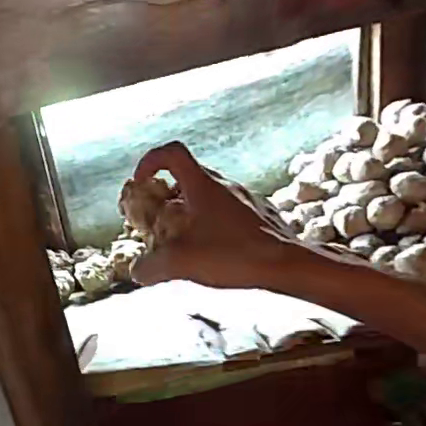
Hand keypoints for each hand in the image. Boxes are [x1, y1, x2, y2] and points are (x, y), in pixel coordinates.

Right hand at [129, 141, 320, 288]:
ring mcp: (245, 198)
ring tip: (184, 239)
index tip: (141, 184)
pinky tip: (214, 249)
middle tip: (157, 219)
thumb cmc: (234, 255)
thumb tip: (137, 272)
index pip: (171, 152)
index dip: (150, 162)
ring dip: (189, 210)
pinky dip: (212, 222)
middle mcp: (224, 185)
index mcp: (203, 185)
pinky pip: (228, 210)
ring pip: (208, 194)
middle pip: (187, 175)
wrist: (288, 264)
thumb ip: (151, 267)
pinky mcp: (260, 214)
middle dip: (165, 194)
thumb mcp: (181, 263)